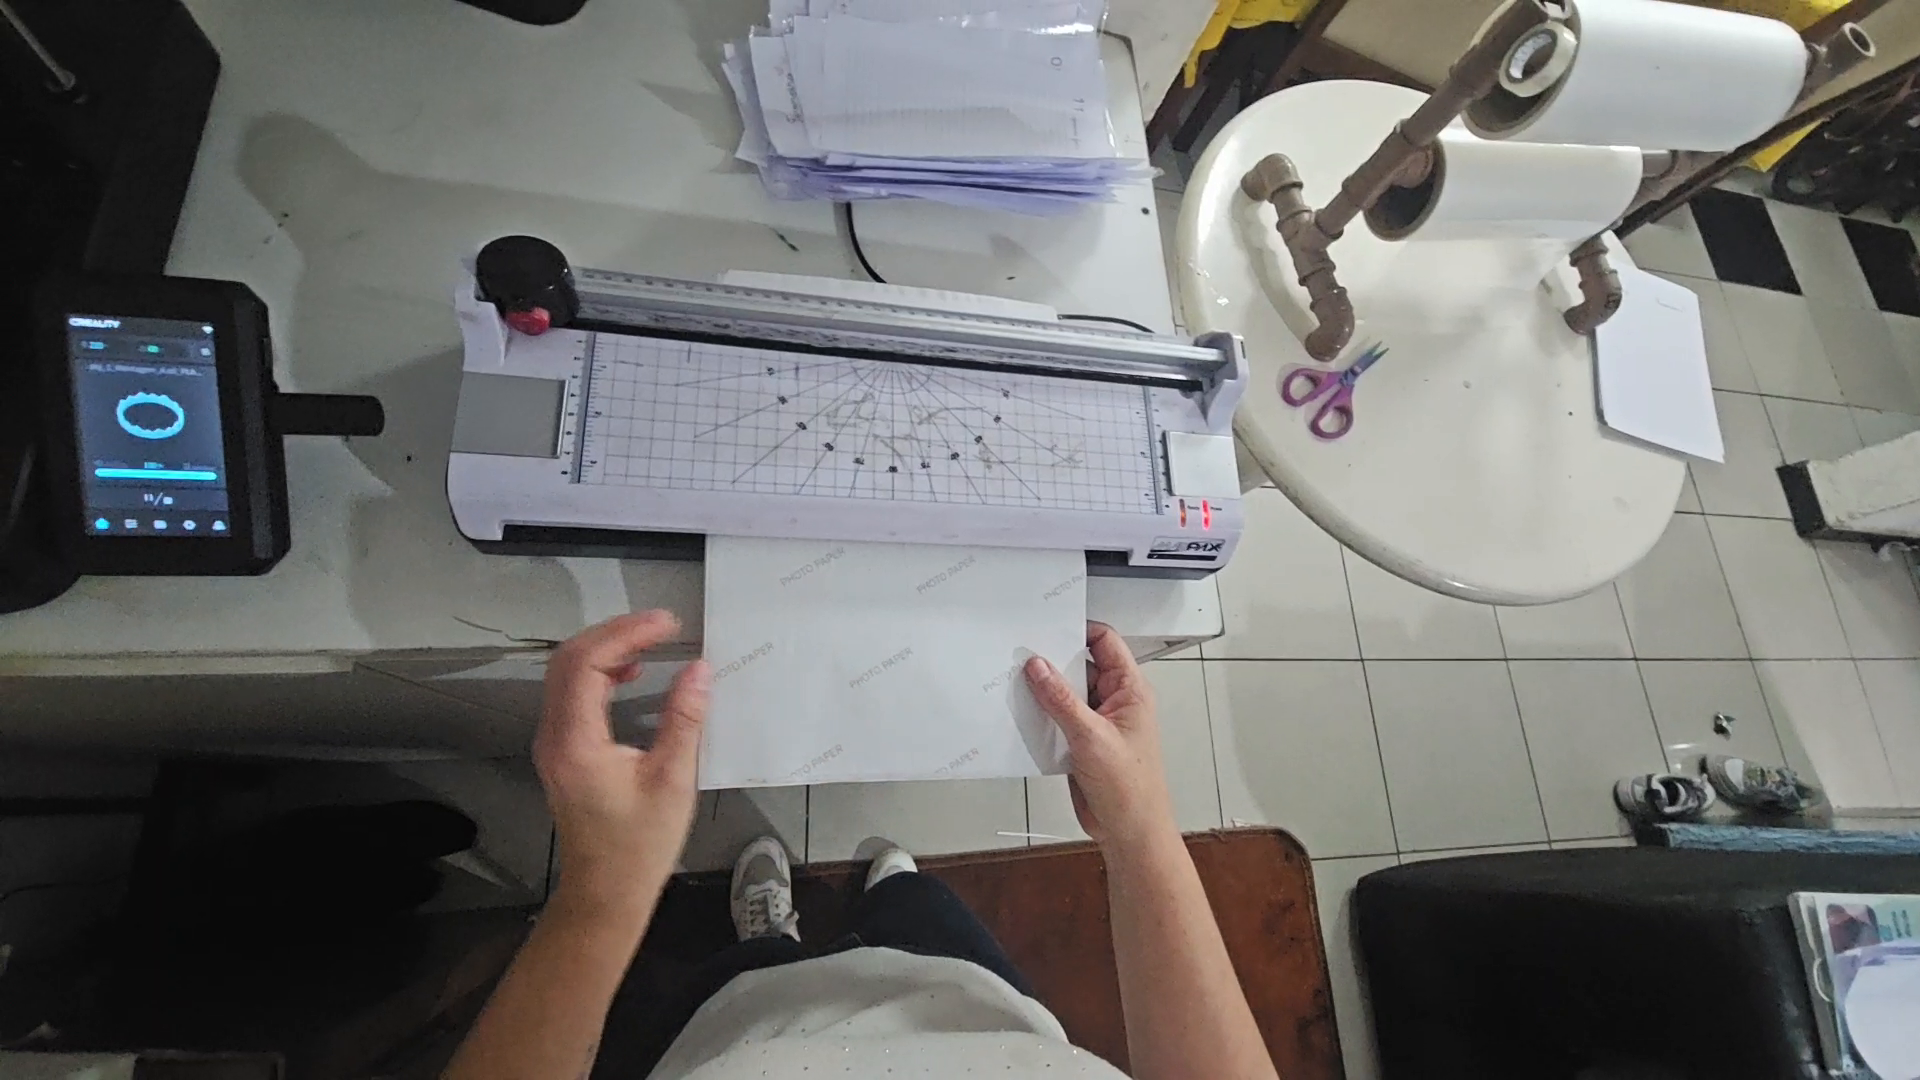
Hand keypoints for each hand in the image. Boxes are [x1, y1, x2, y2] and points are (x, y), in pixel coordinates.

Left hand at [533, 611, 710, 920]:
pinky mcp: (565, 748)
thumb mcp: (672, 780)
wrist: (605, 892)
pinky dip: (601, 668)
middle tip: (663, 623)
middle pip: (569, 659)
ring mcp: (555, 741)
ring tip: (652, 637)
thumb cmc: (640, 843)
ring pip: (567, 671)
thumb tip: (700, 668)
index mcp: (576, 741)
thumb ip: (684, 719)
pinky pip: (573, 690)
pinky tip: (632, 669)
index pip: (587, 664)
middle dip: (616, 631)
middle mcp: (555, 735)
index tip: (669, 624)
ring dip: (607, 645)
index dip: (626, 634)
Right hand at [1024, 622, 1176, 852]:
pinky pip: (1057, 716)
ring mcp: (1097, 720)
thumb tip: (1036, 665)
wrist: (1129, 833)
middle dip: (1053, 660)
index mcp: (1129, 690)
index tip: (1047, 625)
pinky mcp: (1080, 740)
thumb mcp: (1091, 737)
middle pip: (1081, 665)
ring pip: (1066, 692)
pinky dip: (1040, 713)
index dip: (1078, 629)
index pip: (1105, 642)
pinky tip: (1019, 711)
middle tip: (1020, 652)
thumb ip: (1061, 699)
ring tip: (1013, 679)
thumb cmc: (1130, 788)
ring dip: (1044, 689)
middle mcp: (1114, 700)